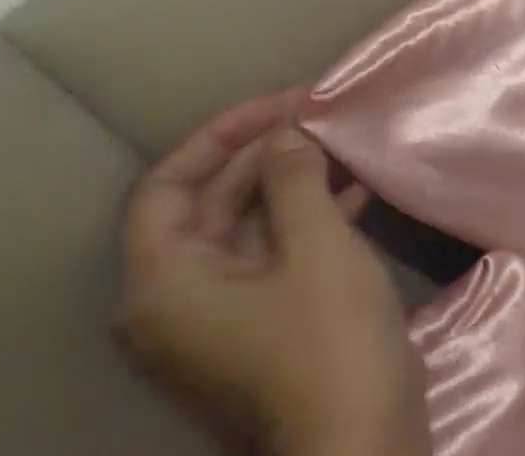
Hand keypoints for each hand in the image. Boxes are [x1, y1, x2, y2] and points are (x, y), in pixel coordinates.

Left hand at [116, 94, 428, 455]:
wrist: (359, 426)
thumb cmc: (330, 334)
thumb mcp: (317, 247)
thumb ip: (295, 183)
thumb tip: (287, 132)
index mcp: (165, 282)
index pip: (167, 187)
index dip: (221, 136)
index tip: (284, 102)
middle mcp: (174, 298)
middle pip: (204, 207)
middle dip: (262, 155)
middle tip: (320, 114)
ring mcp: (218, 315)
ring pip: (242, 229)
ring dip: (289, 183)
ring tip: (341, 145)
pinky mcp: (259, 324)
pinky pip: (269, 255)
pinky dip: (306, 218)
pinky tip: (355, 194)